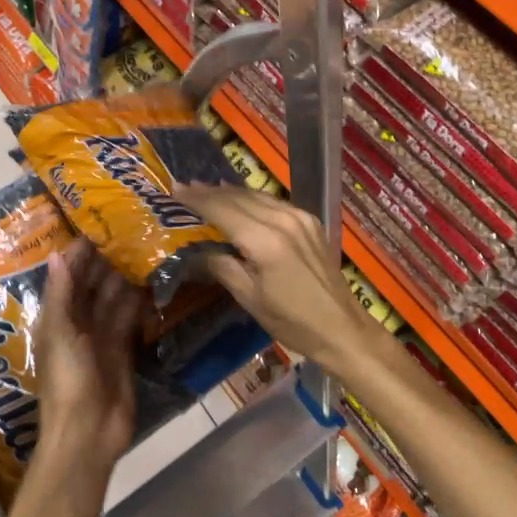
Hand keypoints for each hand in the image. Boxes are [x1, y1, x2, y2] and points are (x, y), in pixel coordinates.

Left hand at [34, 240, 142, 465]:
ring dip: (126, 277)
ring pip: (113, 299)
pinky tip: (153, 280)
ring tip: (145, 247)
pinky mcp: (123, 351)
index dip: (79, 253)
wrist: (88, 434)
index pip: (68, 276)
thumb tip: (56, 254)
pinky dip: (139, 301)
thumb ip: (61, 293)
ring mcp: (102, 337)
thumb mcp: (60, 333)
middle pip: (92, 285)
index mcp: (57, 318)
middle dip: (106, 260)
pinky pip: (131, 319)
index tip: (98, 225)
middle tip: (129, 229)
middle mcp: (78, 323)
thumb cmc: (67, 381)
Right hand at [175, 185, 382, 372]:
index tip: (174, 190)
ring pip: (257, 196)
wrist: (342, 327)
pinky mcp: (310, 222)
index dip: (197, 200)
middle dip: (210, 192)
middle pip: (239, 198)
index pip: (223, 210)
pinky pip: (273, 203)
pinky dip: (252, 199)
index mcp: (265, 242)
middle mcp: (283, 221)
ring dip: (230, 192)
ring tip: (205, 190)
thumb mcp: (249, 298)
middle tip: (184, 188)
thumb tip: (196, 250)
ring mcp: (300, 218)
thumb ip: (222, 267)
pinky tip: (239, 200)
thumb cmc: (292, 321)